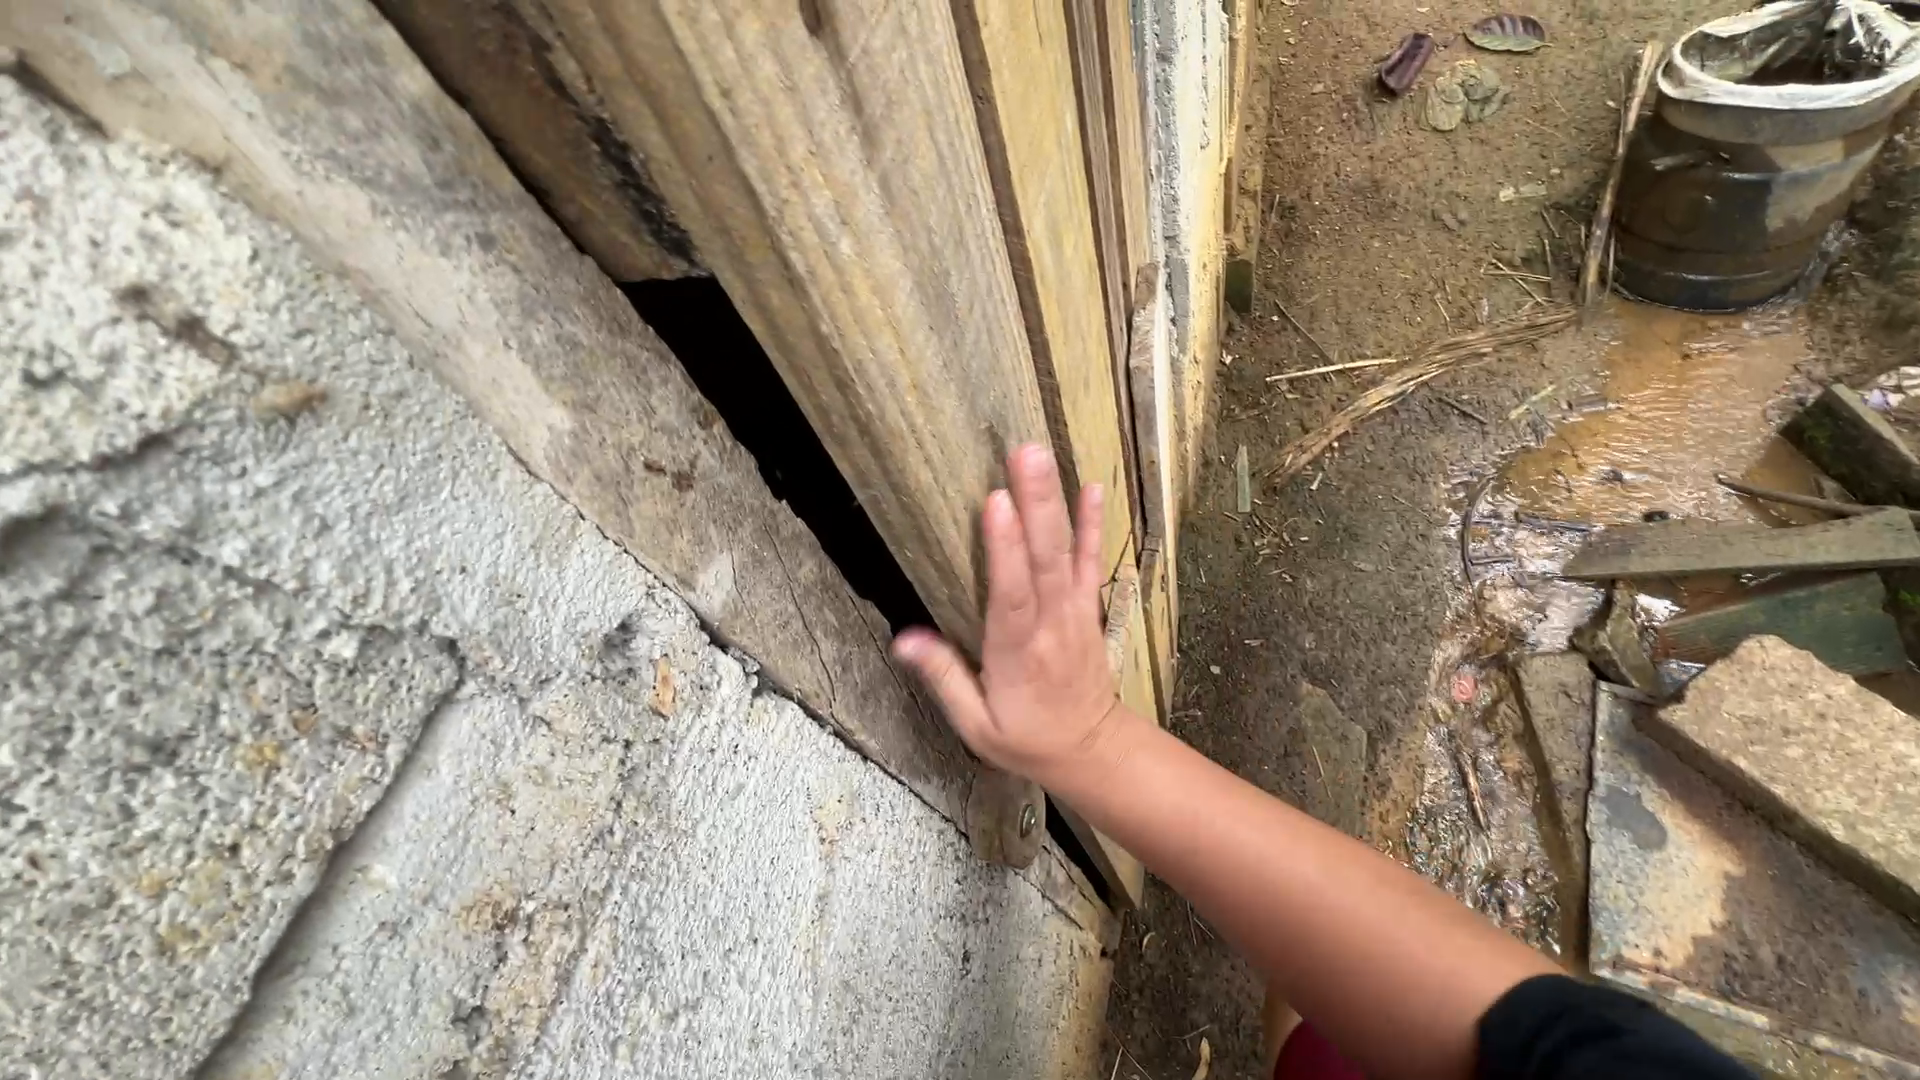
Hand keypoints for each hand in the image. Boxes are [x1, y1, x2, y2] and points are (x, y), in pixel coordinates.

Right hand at [891, 444, 1129, 789]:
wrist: (1091, 750)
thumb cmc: (1026, 738)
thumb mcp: (976, 726)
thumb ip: (944, 678)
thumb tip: (905, 639)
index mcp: (1017, 653)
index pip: (1010, 593)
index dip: (1003, 547)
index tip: (995, 502)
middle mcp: (1050, 624)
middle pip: (1042, 557)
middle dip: (1034, 502)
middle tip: (1024, 453)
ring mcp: (1074, 611)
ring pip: (1065, 550)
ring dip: (1056, 500)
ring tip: (1045, 456)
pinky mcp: (1087, 607)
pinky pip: (1090, 560)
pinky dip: (1092, 524)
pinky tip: (1091, 487)